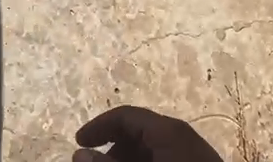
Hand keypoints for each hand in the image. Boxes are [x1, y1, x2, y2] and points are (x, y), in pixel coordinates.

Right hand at [73, 105, 223, 161]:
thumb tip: (78, 154)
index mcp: (167, 130)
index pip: (125, 115)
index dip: (98, 126)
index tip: (79, 142)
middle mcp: (181, 134)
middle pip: (138, 131)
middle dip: (113, 148)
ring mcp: (194, 153)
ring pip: (152, 148)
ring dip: (129, 158)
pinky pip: (167, 159)